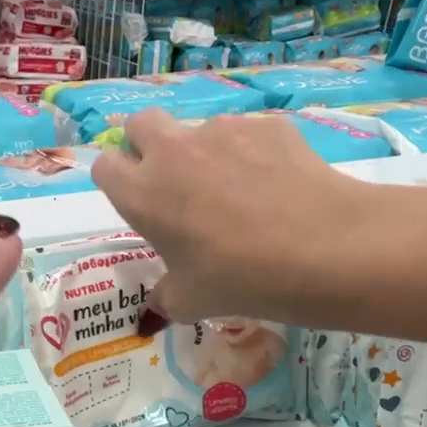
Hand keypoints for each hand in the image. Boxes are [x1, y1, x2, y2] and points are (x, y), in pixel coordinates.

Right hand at [91, 109, 382, 328]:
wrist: (322, 248)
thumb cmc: (238, 279)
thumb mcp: (189, 302)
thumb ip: (165, 295)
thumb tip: (161, 300)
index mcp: (142, 194)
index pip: (105, 166)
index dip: (118, 180)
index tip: (136, 202)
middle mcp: (173, 153)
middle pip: (140, 124)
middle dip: (147, 145)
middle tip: (172, 183)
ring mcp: (223, 131)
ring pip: (198, 130)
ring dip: (204, 153)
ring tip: (237, 194)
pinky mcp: (267, 125)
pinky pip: (246, 135)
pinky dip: (250, 155)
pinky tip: (274, 188)